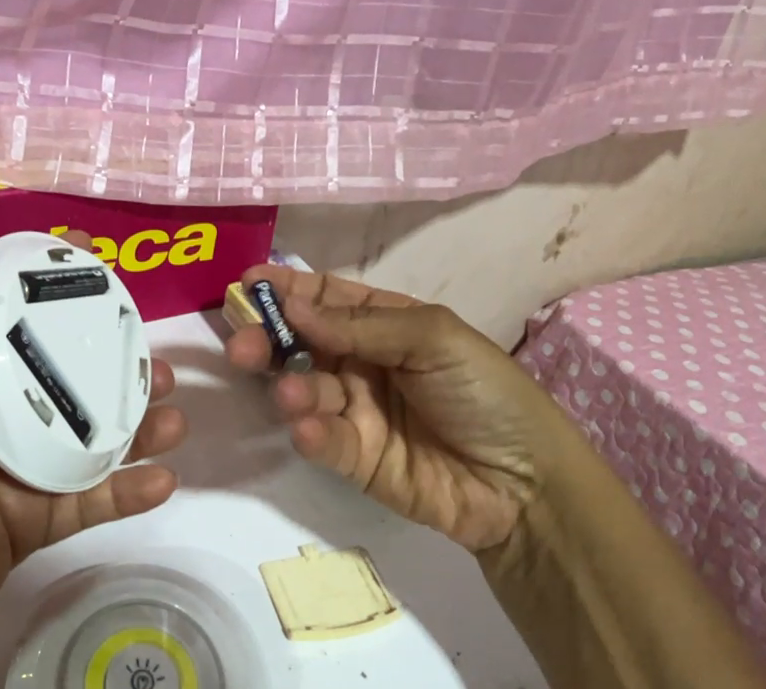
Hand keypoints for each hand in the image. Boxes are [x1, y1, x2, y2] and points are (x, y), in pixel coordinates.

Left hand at [0, 214, 186, 687]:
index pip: (12, 310)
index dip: (53, 282)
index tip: (100, 257)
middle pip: (62, 375)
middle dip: (113, 362)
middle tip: (157, 354)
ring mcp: (8, 470)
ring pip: (85, 437)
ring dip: (133, 426)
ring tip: (173, 414)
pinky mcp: (25, 524)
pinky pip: (85, 502)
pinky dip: (125, 492)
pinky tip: (163, 480)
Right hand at [227, 266, 569, 550]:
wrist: (526, 483)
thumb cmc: (485, 391)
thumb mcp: (433, 337)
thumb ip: (361, 324)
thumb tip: (294, 308)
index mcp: (385, 323)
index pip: (326, 298)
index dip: (288, 289)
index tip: (248, 283)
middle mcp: (362, 361)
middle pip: (302, 343)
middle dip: (268, 339)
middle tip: (240, 344)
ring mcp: (356, 410)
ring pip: (305, 388)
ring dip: (289, 386)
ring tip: (290, 391)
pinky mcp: (354, 458)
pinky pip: (322, 438)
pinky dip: (309, 431)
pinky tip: (308, 427)